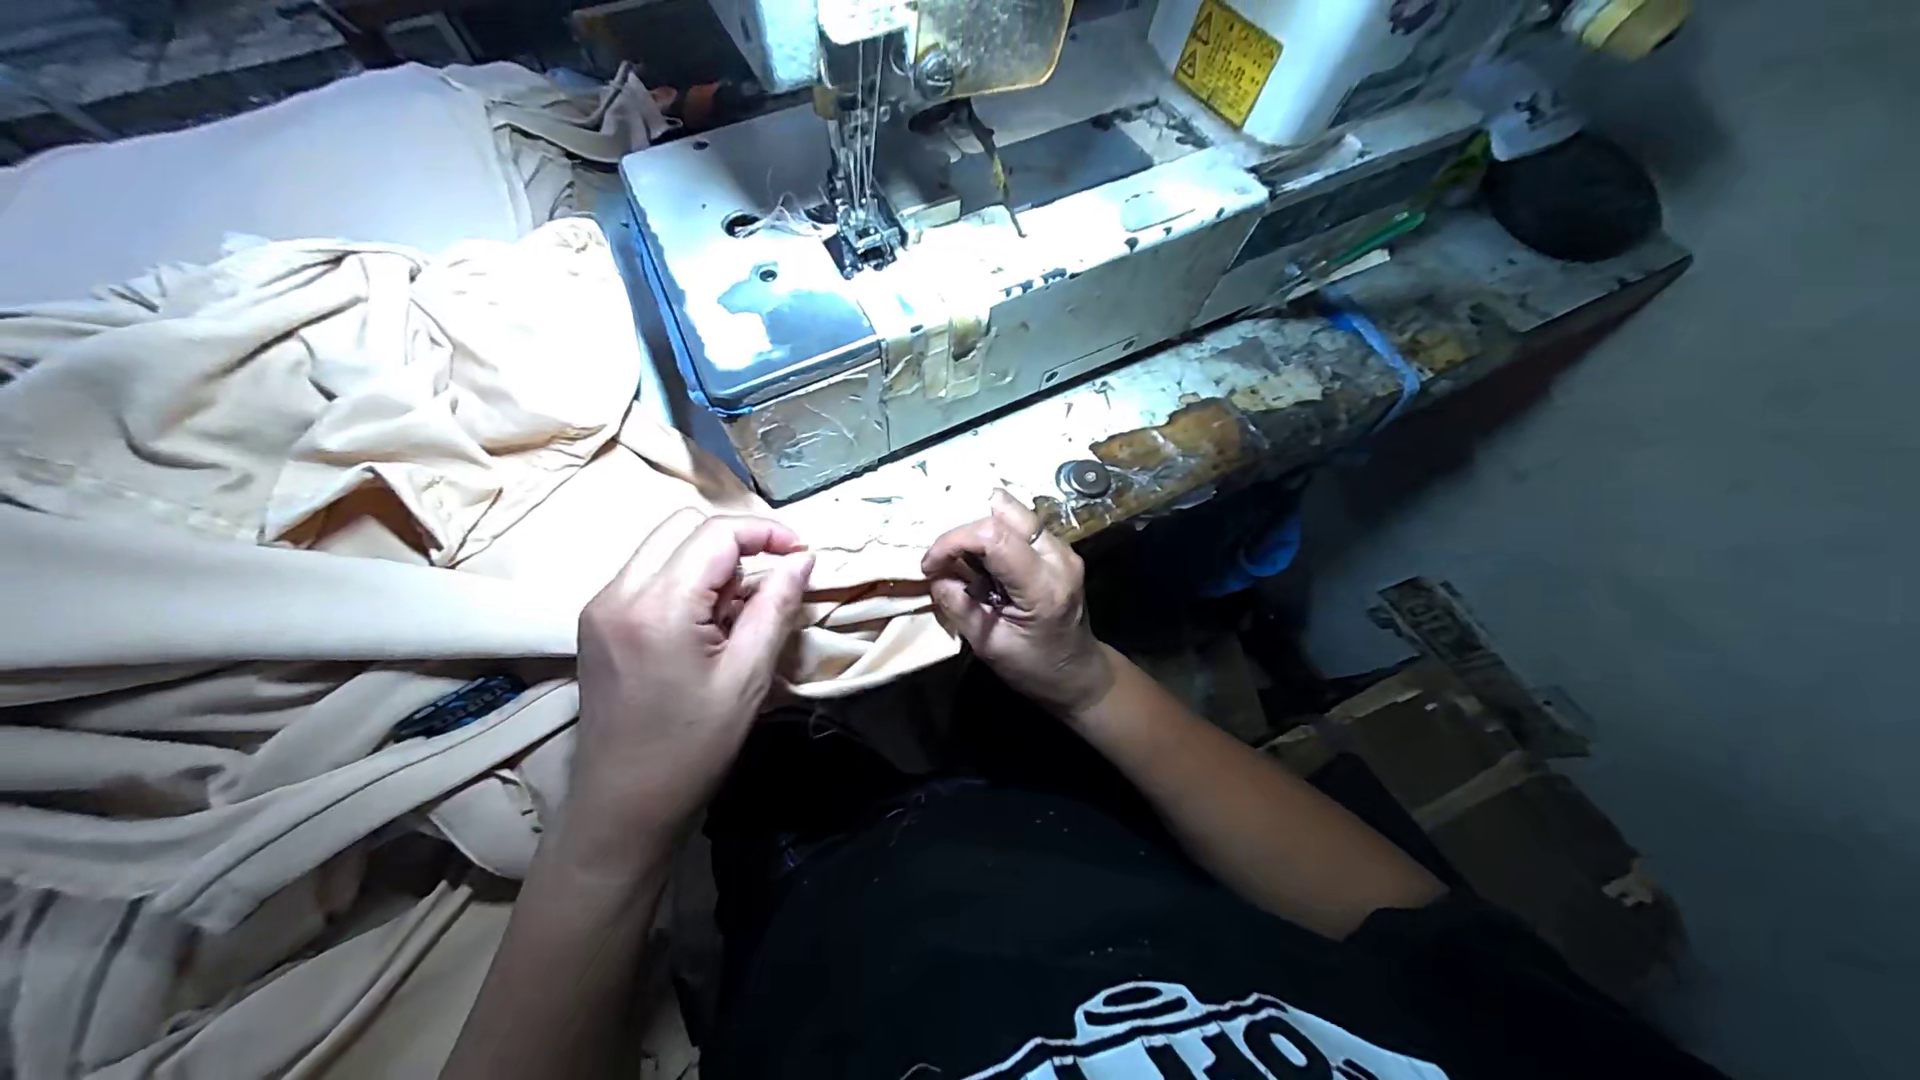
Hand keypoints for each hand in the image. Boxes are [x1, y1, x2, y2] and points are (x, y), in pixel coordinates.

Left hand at [568, 509, 813, 842]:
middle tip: (767, 584)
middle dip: (735, 542)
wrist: (623, 807)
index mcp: (657, 607)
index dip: (765, 532)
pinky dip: (685, 579)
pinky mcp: (596, 622)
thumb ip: (776, 607)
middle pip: (683, 525)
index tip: (802, 552)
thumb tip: (803, 560)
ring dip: (709, 561)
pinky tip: (705, 623)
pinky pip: (648, 573)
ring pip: (663, 545)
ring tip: (736, 610)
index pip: (715, 534)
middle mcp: (618, 593)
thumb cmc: (693, 748)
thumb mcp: (748, 677)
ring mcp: (600, 606)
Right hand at [922, 490, 1113, 717]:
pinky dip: (993, 535)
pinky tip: (984, 563)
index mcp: (1043, 587)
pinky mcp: (1058, 548)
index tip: (930, 565)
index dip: (953, 541)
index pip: (993, 537)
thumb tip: (935, 575)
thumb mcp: (987, 645)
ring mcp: (1062, 549)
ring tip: (963, 560)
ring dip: (980, 530)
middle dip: (966, 529)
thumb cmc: (1034, 667)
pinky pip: (1020, 524)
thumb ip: (958, 606)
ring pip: (1012, 511)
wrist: (1077, 673)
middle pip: (1005, 510)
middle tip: (946, 559)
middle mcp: (1058, 557)